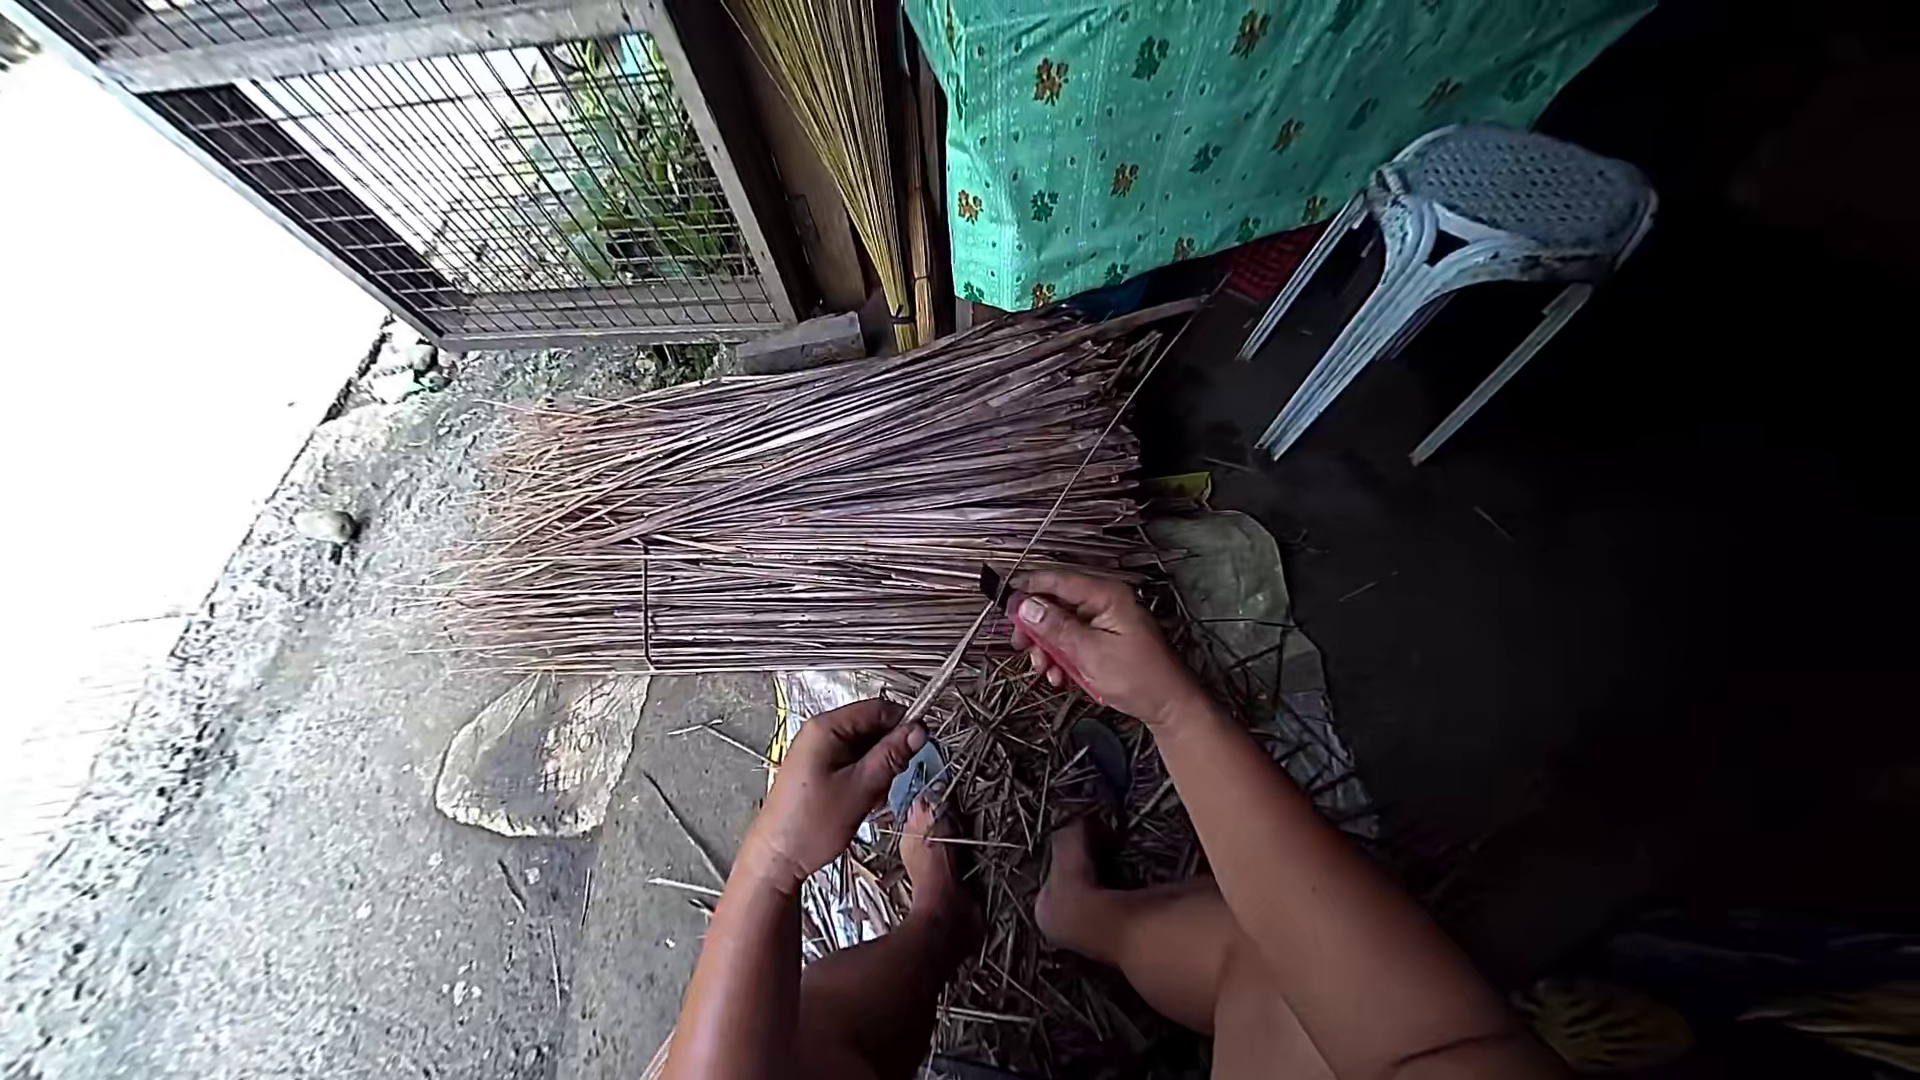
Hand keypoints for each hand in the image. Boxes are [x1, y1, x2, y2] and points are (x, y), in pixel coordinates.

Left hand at [736, 698, 924, 894]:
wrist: (775, 862)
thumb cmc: (811, 826)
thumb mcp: (860, 788)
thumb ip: (891, 756)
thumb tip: (918, 731)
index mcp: (826, 727)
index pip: (877, 708)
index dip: (903, 723)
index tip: (921, 744)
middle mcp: (820, 732)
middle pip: (871, 726)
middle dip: (888, 751)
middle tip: (890, 780)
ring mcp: (818, 750)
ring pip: (865, 746)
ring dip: (878, 768)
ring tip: (872, 796)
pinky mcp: (818, 768)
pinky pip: (852, 761)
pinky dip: (865, 777)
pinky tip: (862, 799)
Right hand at [1007, 570, 1209, 728]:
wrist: (1168, 707)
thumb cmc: (1141, 678)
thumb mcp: (1090, 652)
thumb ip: (1056, 628)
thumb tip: (1026, 606)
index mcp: (1106, 595)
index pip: (1058, 580)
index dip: (1028, 589)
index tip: (1005, 601)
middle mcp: (1103, 603)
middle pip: (1055, 603)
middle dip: (1035, 627)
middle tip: (1021, 643)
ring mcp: (1101, 621)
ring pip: (1058, 625)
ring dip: (1046, 647)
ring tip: (1045, 668)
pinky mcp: (1100, 639)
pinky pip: (1069, 641)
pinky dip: (1059, 657)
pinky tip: (1058, 674)